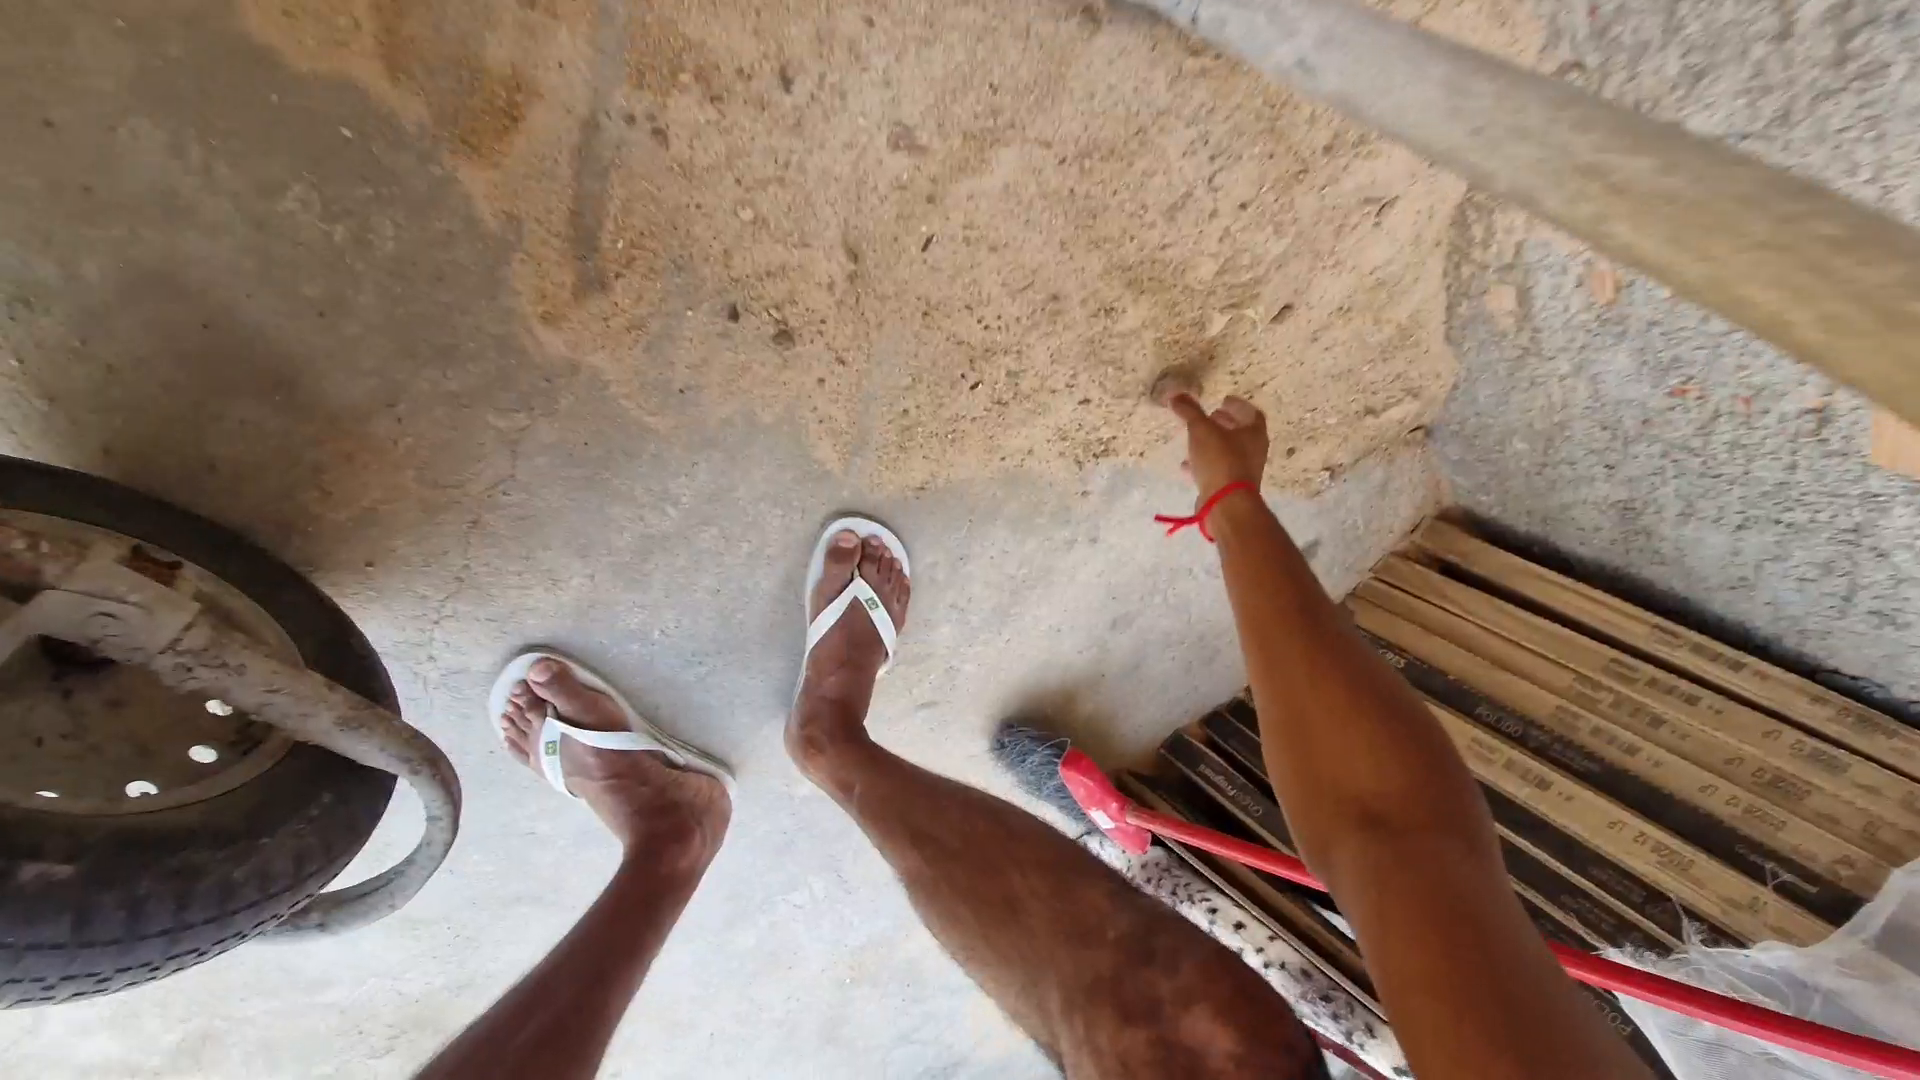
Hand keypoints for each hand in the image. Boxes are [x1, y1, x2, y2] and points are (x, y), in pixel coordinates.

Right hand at [1167, 393, 1268, 499]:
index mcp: (1254, 433)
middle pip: (1241, 432)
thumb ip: (1189, 411)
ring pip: (1229, 452)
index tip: (1222, 400)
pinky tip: (1186, 464)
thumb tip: (1175, 394)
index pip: (1251, 413)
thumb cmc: (1220, 460)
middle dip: (1225, 423)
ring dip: (1214, 443)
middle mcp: (1254, 451)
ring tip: (1196, 437)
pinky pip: (1217, 470)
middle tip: (1210, 417)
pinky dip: (1203, 464)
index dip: (1237, 405)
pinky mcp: (1229, 487)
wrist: (1225, 503)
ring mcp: (1243, 471)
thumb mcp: (1201, 430)